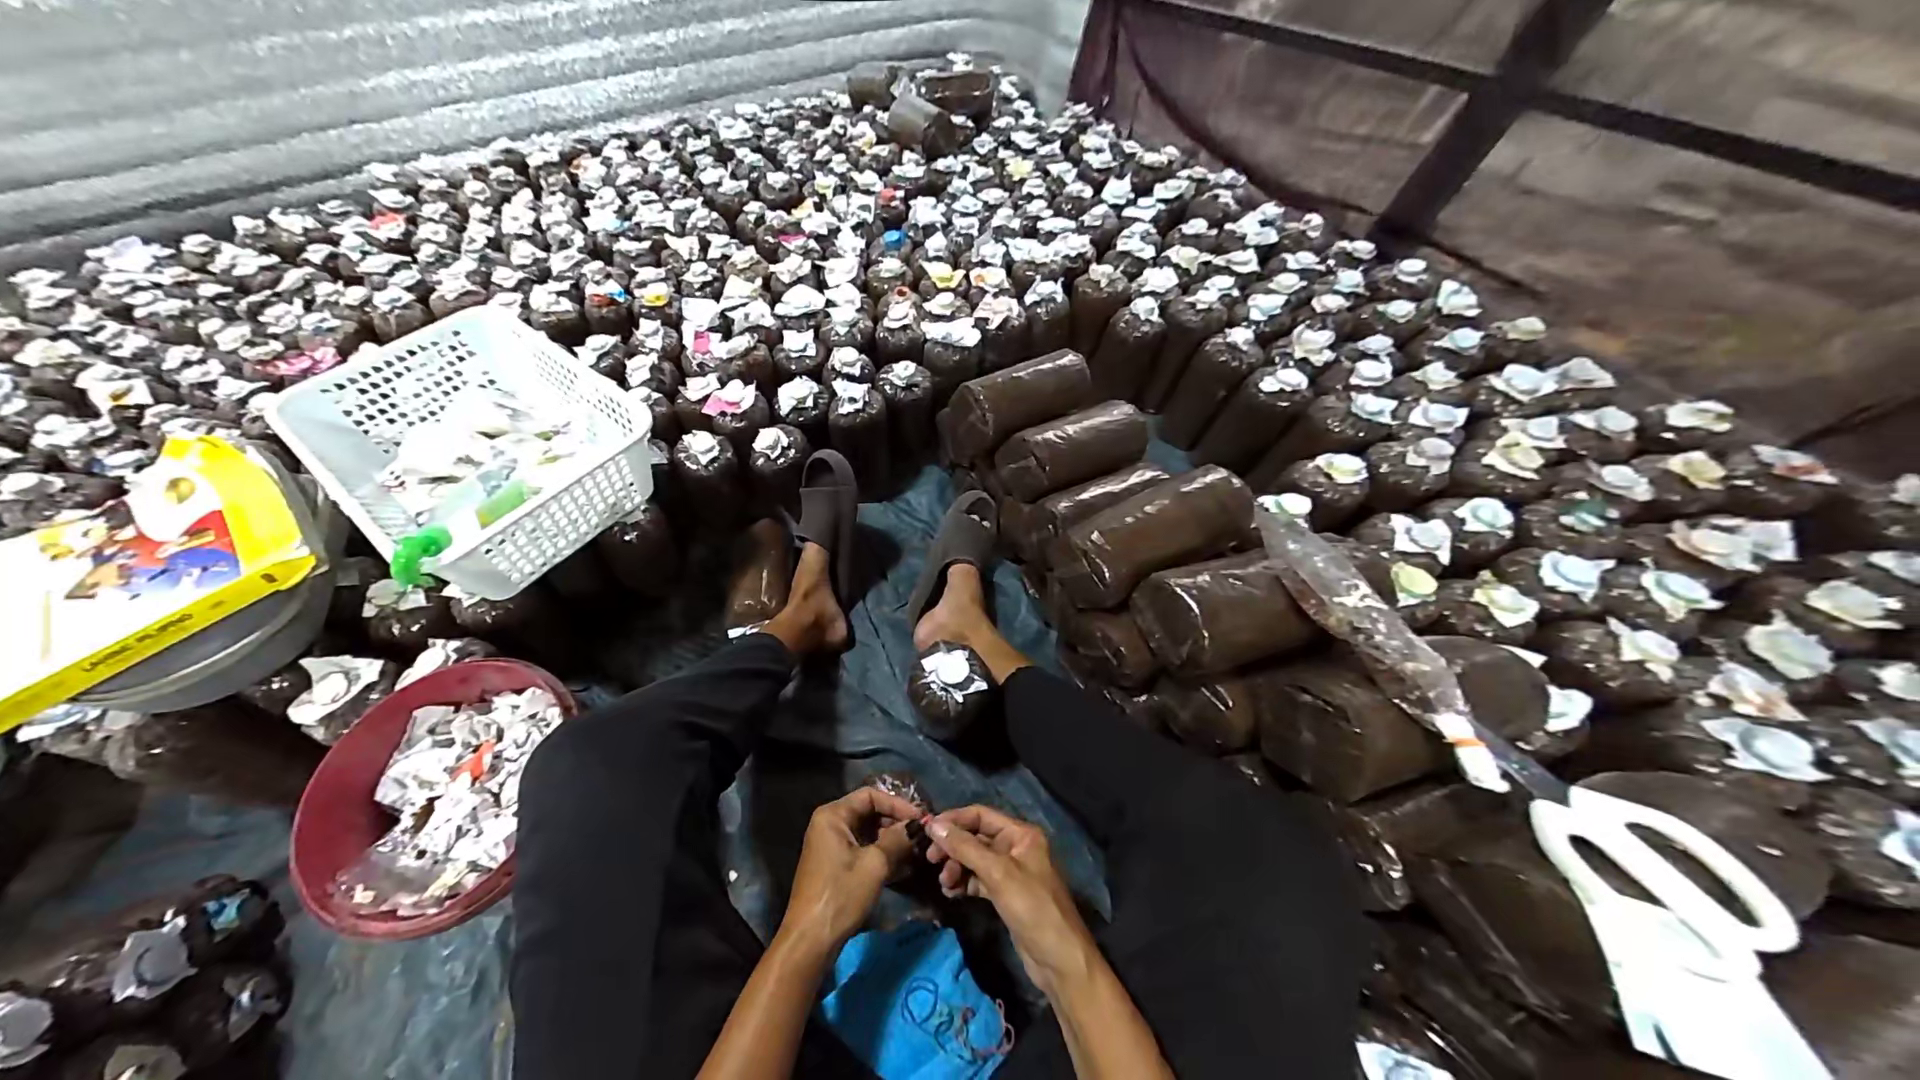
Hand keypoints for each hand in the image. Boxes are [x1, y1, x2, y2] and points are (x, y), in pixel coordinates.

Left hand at [780, 787, 921, 948]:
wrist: (810, 940)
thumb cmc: (841, 894)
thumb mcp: (875, 864)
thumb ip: (898, 839)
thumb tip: (918, 827)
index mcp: (833, 815)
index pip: (870, 795)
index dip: (898, 804)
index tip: (921, 819)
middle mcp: (830, 824)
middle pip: (869, 812)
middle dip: (896, 823)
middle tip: (921, 835)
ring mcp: (831, 845)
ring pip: (868, 832)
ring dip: (892, 840)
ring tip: (916, 850)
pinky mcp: (835, 865)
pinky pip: (863, 849)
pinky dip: (881, 854)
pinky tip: (903, 865)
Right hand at [926, 806, 1099, 997]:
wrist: (1058, 959)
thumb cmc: (1032, 907)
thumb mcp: (997, 873)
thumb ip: (965, 847)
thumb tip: (934, 826)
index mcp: (1021, 834)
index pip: (981, 815)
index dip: (954, 820)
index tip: (927, 831)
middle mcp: (1016, 847)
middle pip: (976, 837)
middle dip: (953, 847)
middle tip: (931, 860)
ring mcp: (1011, 872)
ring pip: (975, 860)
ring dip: (956, 867)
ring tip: (945, 883)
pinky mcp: (1005, 894)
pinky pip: (978, 880)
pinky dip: (964, 883)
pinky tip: (951, 893)